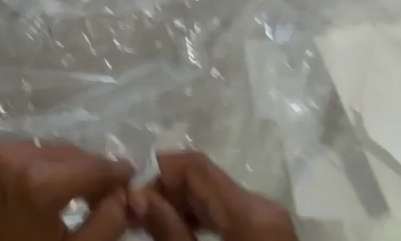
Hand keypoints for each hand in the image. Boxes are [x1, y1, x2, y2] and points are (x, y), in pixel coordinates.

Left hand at [0, 141, 135, 240]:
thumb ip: (106, 225)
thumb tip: (129, 195)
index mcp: (37, 184)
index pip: (91, 167)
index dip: (116, 173)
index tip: (134, 178)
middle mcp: (13, 156)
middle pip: (68, 154)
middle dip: (91, 170)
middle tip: (110, 191)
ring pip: (45, 149)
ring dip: (65, 166)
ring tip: (79, 191)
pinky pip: (21, 151)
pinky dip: (38, 165)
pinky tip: (46, 187)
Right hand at [132, 151, 296, 240]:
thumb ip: (167, 230)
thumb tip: (136, 194)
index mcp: (250, 211)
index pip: (194, 166)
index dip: (158, 172)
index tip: (131, 196)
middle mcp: (263, 205)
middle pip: (204, 179)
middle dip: (166, 191)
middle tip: (134, 215)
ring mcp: (270, 220)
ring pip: (214, 195)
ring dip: (180, 205)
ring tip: (151, 226)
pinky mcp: (268, 234)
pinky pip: (228, 213)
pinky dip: (201, 219)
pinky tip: (180, 235)